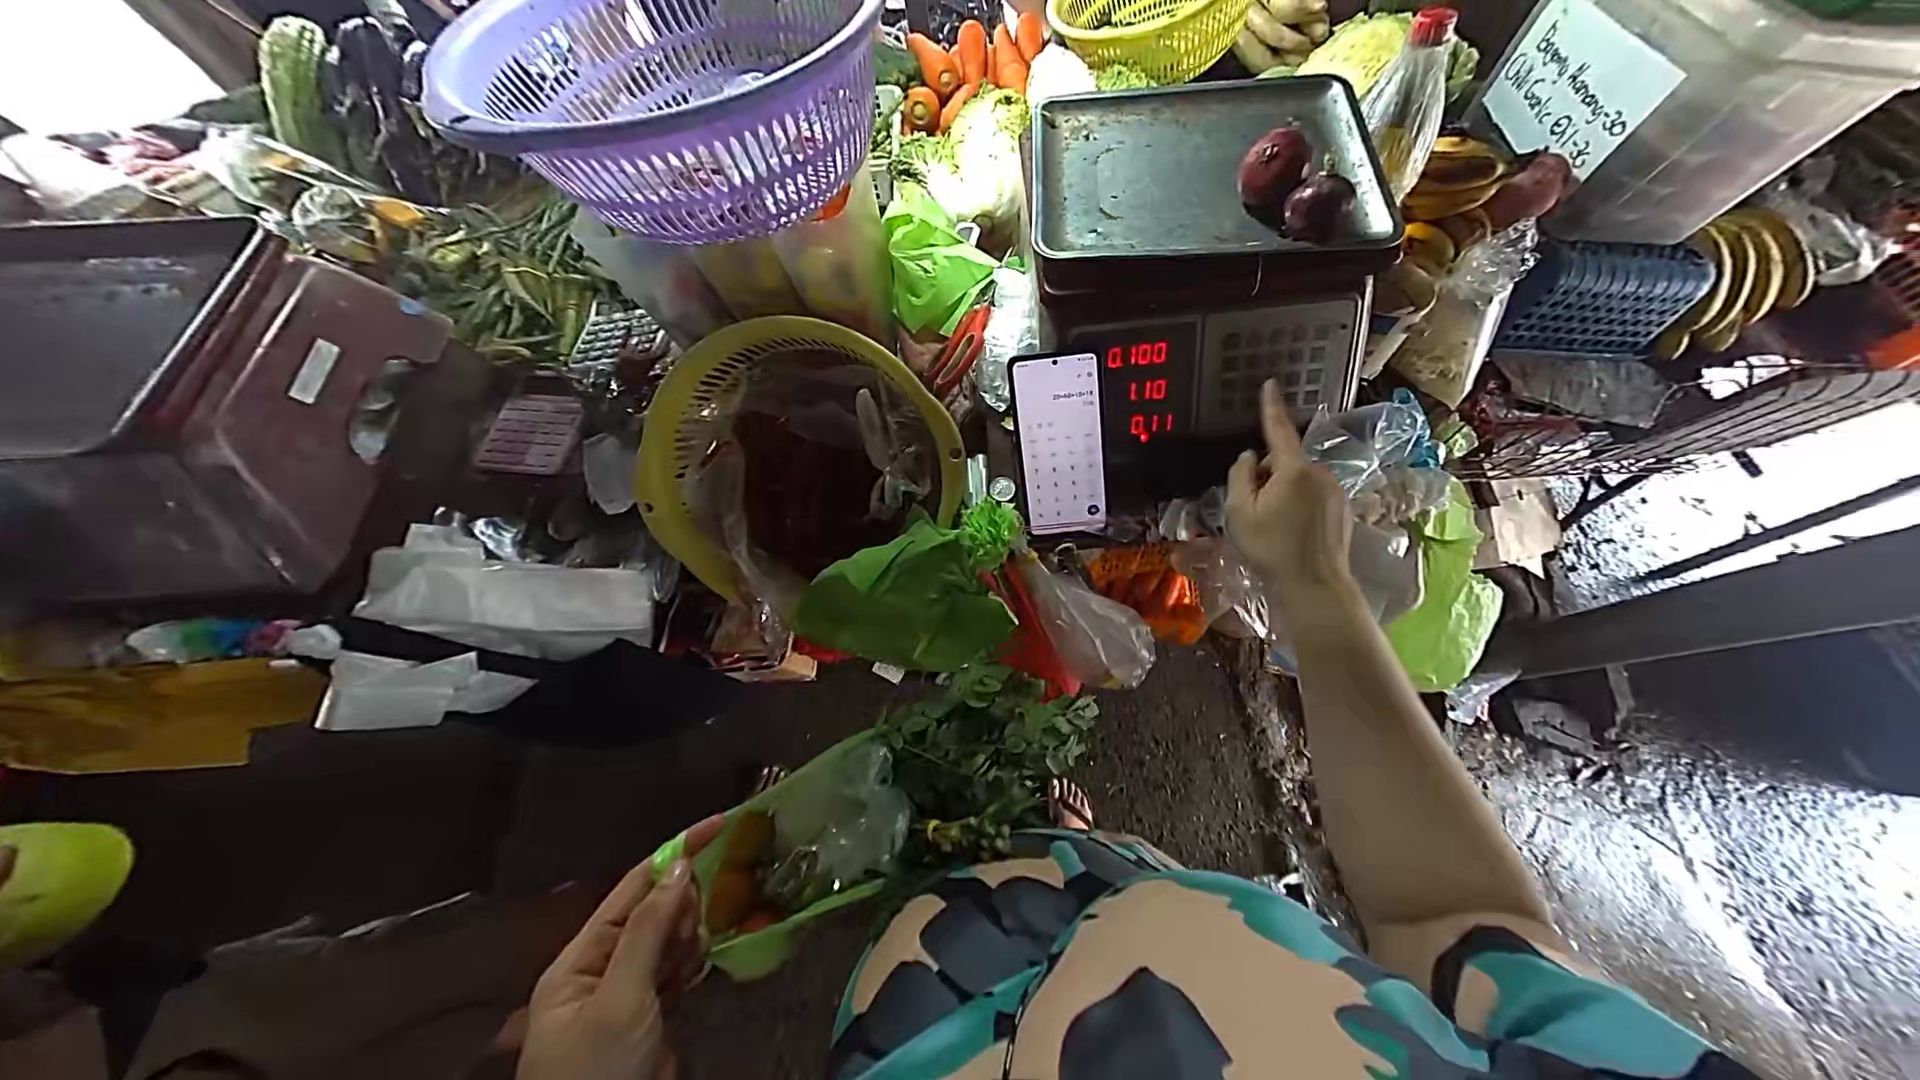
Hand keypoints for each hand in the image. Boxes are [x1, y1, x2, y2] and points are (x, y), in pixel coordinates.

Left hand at [515, 815, 723, 1079]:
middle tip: (691, 937)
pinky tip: (695, 975)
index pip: (633, 887)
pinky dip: (693, 961)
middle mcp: (603, 966)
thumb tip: (679, 868)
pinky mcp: (654, 1010)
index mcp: (581, 958)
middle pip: (656, 908)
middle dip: (682, 907)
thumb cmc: (598, 1074)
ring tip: (687, 968)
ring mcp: (630, 989)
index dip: (675, 852)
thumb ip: (648, 931)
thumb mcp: (620, 1000)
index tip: (719, 824)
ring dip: (690, 938)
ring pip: (673, 935)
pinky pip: (680, 964)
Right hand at [1226, 379, 1356, 611]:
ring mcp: (1335, 491)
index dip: (1271, 407)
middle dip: (1267, 474)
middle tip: (1252, 509)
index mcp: (1294, 470)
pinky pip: (1312, 494)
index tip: (1270, 384)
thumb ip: (1240, 477)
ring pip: (1298, 478)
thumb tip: (1249, 458)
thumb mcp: (1239, 512)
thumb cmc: (1270, 549)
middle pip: (1285, 460)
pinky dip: (1297, 504)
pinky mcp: (1343, 508)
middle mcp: (1320, 473)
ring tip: (1269, 525)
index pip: (1278, 430)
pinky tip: (1288, 531)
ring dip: (1281, 491)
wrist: (1314, 585)